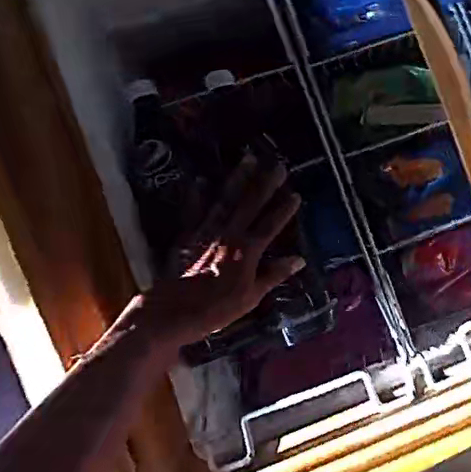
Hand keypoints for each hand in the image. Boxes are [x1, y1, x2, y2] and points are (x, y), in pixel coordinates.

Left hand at [117, 153, 304, 348]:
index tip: (295, 193)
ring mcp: (206, 232)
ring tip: (248, 159)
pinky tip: (200, 179)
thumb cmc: (215, 310)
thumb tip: (298, 260)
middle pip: (250, 204)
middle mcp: (229, 235)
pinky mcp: (187, 235)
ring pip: (225, 200)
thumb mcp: (251, 298)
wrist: (172, 312)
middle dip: (265, 183)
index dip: (283, 210)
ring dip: (238, 178)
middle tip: (277, 164)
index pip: (270, 225)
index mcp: (247, 251)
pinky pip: (193, 210)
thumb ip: (273, 275)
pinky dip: (196, 194)